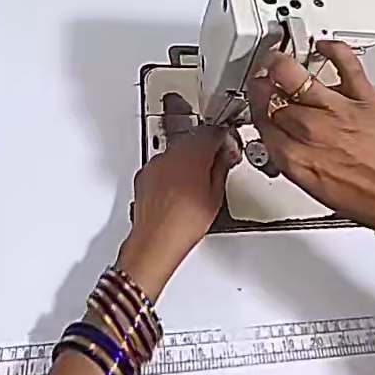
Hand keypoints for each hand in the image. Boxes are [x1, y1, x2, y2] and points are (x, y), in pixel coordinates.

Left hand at [117, 94, 236, 298]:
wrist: (155, 242)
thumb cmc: (183, 224)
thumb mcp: (215, 197)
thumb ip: (221, 169)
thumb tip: (225, 157)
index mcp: (192, 156)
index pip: (212, 132)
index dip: (224, 138)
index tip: (228, 146)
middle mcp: (171, 155)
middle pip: (194, 137)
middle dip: (207, 146)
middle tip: (217, 159)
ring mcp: (156, 164)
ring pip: (177, 150)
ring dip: (189, 157)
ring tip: (198, 178)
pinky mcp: (145, 174)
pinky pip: (163, 163)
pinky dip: (173, 168)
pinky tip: (180, 186)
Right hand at [243, 41, 374, 243]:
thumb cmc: (364, 196)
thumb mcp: (312, 186)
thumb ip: (289, 157)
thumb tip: (277, 137)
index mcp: (295, 157)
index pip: (260, 120)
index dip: (255, 107)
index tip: (257, 100)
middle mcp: (311, 130)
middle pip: (272, 97)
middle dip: (264, 86)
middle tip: (265, 81)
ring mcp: (336, 109)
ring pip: (293, 74)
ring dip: (280, 64)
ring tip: (280, 61)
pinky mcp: (363, 95)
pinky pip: (344, 61)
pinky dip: (332, 48)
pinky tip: (324, 46)